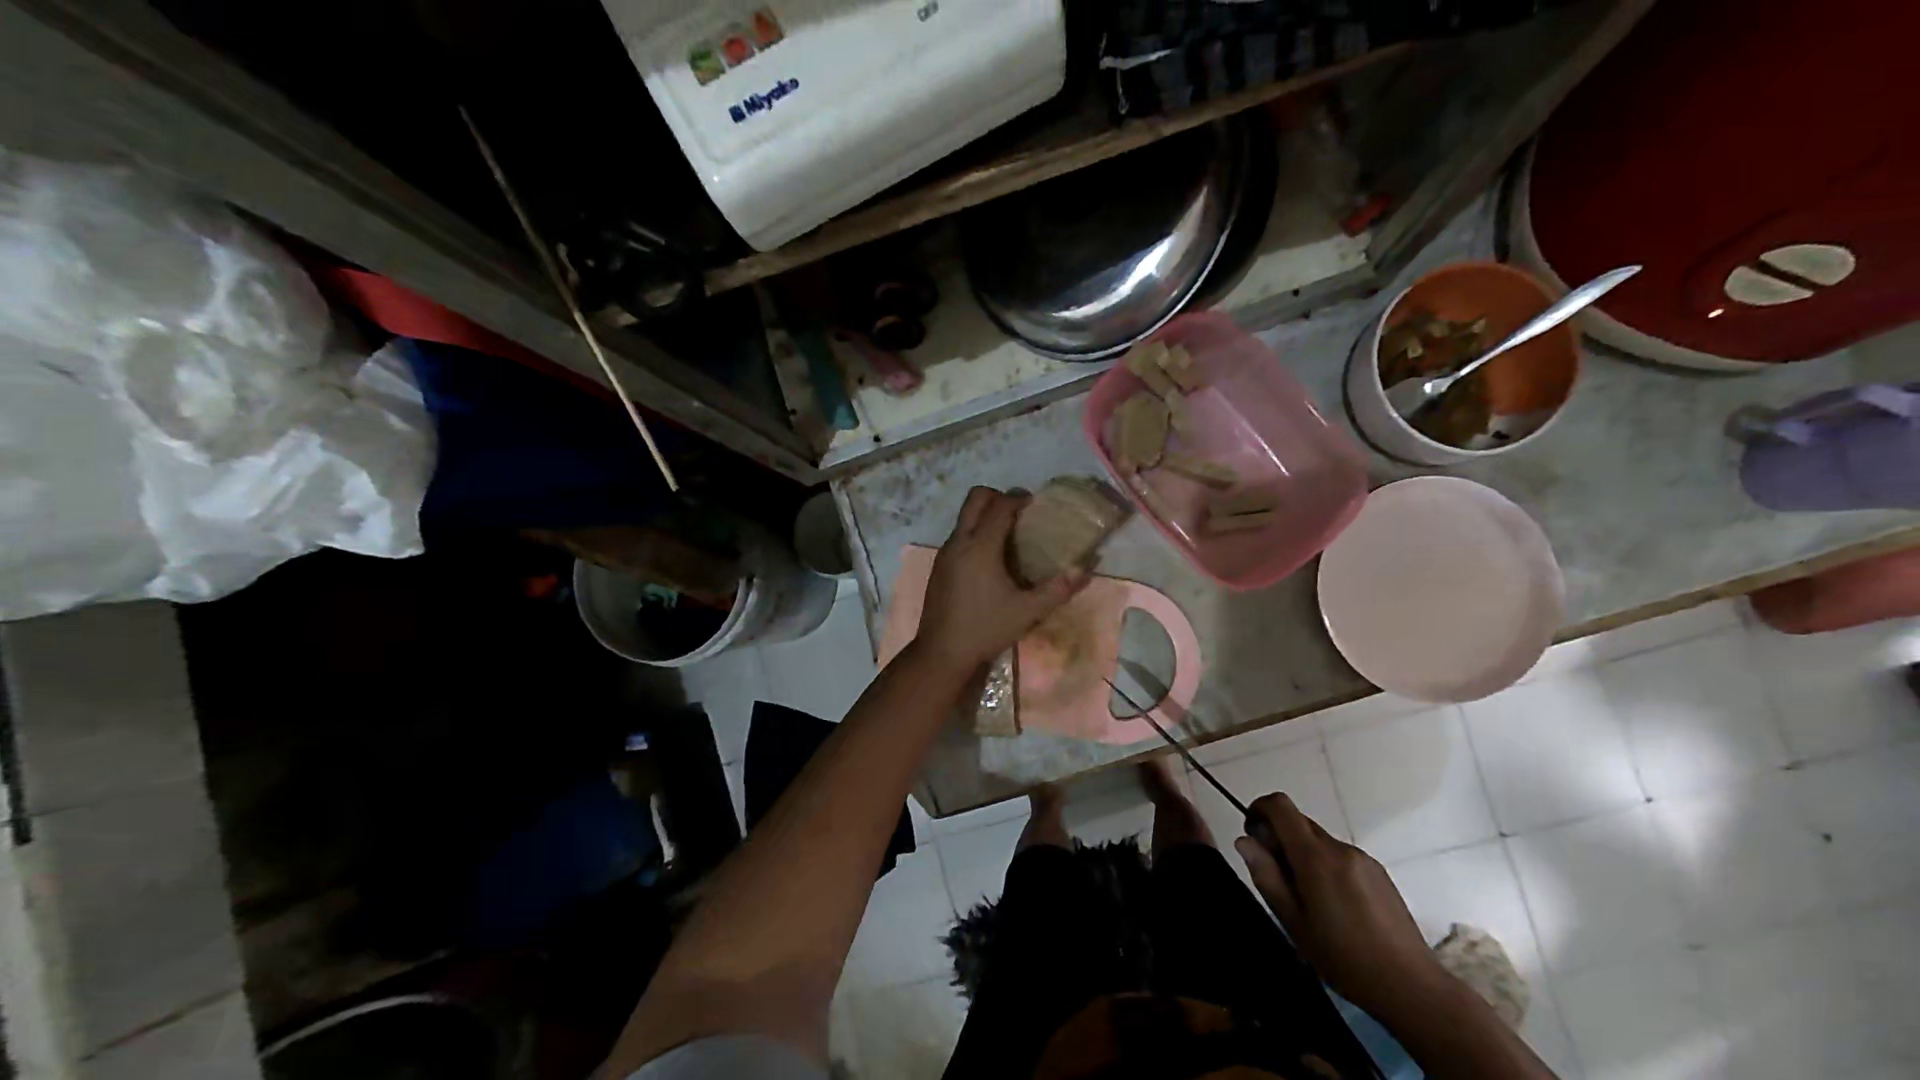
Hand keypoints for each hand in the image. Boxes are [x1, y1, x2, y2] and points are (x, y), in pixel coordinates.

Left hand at [913, 487, 1085, 672]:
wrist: (941, 652)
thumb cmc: (985, 629)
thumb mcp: (1027, 612)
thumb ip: (1058, 589)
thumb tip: (1085, 569)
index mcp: (980, 547)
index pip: (999, 506)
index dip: (1018, 498)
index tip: (1034, 502)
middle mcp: (959, 542)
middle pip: (975, 498)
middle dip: (998, 496)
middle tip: (1019, 512)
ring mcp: (944, 553)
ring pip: (964, 517)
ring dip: (984, 515)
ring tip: (1008, 535)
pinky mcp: (939, 566)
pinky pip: (958, 535)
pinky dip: (974, 532)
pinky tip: (990, 559)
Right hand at [1235, 793, 1452, 1020]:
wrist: (1411, 987)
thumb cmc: (1343, 958)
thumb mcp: (1293, 921)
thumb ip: (1266, 876)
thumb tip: (1245, 841)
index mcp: (1316, 857)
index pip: (1281, 806)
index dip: (1259, 810)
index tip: (1253, 836)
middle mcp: (1341, 848)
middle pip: (1299, 822)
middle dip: (1279, 838)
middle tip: (1277, 878)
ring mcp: (1364, 859)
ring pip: (1319, 840)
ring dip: (1303, 854)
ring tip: (1308, 899)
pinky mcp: (1379, 873)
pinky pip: (1340, 855)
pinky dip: (1325, 865)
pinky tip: (1334, 905)